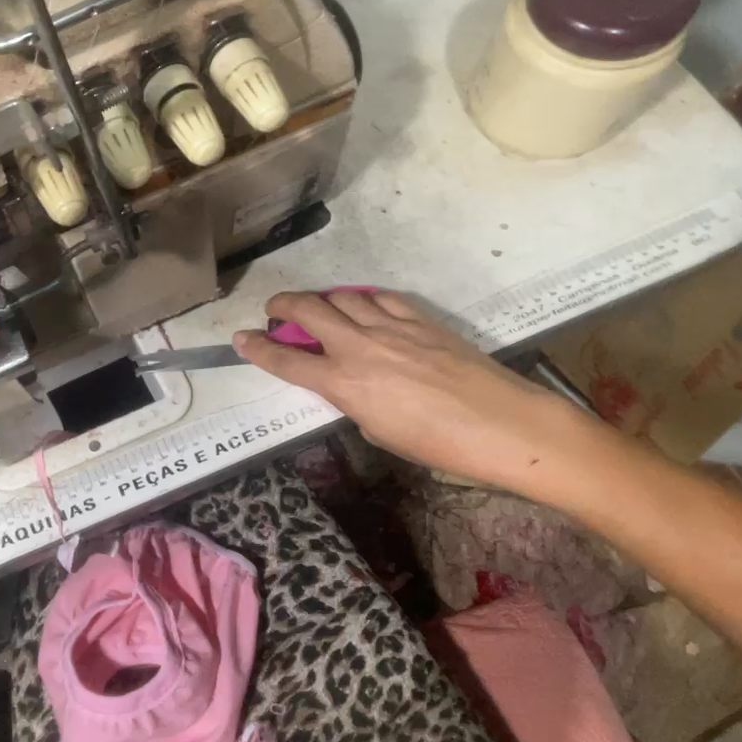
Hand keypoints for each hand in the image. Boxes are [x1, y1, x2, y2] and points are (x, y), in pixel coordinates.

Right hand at [233, 289, 614, 494]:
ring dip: (321, 298)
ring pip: (342, 296)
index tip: (240, 338)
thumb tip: (349, 384)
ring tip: (317, 306)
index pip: (287, 361)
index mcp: (344, 383)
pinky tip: (362, 305)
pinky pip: (379, 298)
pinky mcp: (419, 319)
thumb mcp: (378, 431)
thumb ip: (353, 401)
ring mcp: (390, 327)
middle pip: (308, 310)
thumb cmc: (436, 444)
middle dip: (282, 305)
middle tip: (274, 310)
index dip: (258, 349)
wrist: (500, 424)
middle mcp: (359, 347)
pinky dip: (361, 299)